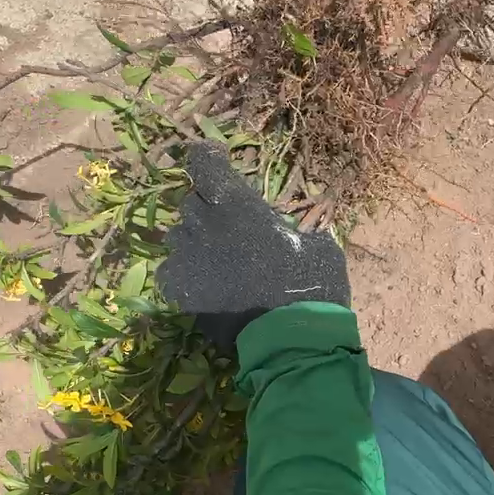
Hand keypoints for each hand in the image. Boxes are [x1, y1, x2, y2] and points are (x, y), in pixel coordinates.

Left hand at [157, 143, 349, 349]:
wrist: (293, 336)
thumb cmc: (312, 285)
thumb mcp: (321, 249)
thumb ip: (301, 234)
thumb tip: (303, 236)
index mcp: (238, 206)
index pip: (204, 163)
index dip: (207, 159)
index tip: (215, 161)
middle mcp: (205, 224)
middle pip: (192, 203)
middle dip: (209, 212)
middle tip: (230, 229)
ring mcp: (188, 258)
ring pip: (179, 238)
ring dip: (196, 243)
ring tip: (218, 261)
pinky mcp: (181, 290)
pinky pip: (172, 272)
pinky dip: (186, 275)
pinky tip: (206, 286)